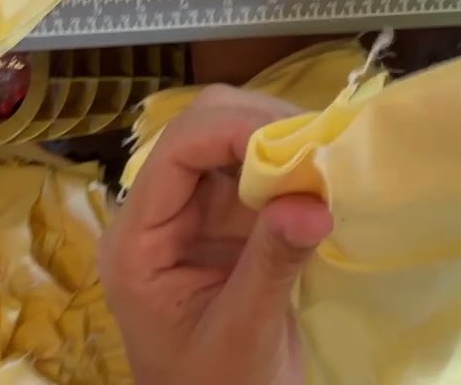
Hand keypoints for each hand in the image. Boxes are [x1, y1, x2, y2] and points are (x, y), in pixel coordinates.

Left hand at [98, 85, 331, 384]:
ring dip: (277, 135)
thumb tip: (313, 201)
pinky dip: (288, 156)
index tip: (293, 140)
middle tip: (314, 145)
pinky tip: (316, 172)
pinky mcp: (230, 214)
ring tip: (321, 158)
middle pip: (200, 128)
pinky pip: (256, 161)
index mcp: (138, 240)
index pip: (175, 152)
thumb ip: (271, 265)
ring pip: (230, 133)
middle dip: (257, 124)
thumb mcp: (241, 336)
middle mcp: (162, 210)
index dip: (230, 130)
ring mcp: (196, 208)